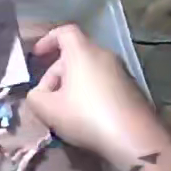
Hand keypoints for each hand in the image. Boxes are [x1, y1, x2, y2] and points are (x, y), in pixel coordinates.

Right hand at [25, 25, 170, 168]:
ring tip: (63, 110)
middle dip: (56, 72)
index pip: (65, 32)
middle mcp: (104, 56)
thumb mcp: (48, 109)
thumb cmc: (86, 116)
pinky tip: (85, 116)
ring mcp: (121, 72)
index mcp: (82, 53)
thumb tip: (39, 94)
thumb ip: (35, 97)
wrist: (134, 139)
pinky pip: (103, 82)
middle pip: (75, 54)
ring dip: (72, 84)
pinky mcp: (131, 89)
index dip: (48, 39)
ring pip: (89, 70)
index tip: (37, 56)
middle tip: (45, 97)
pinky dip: (89, 92)